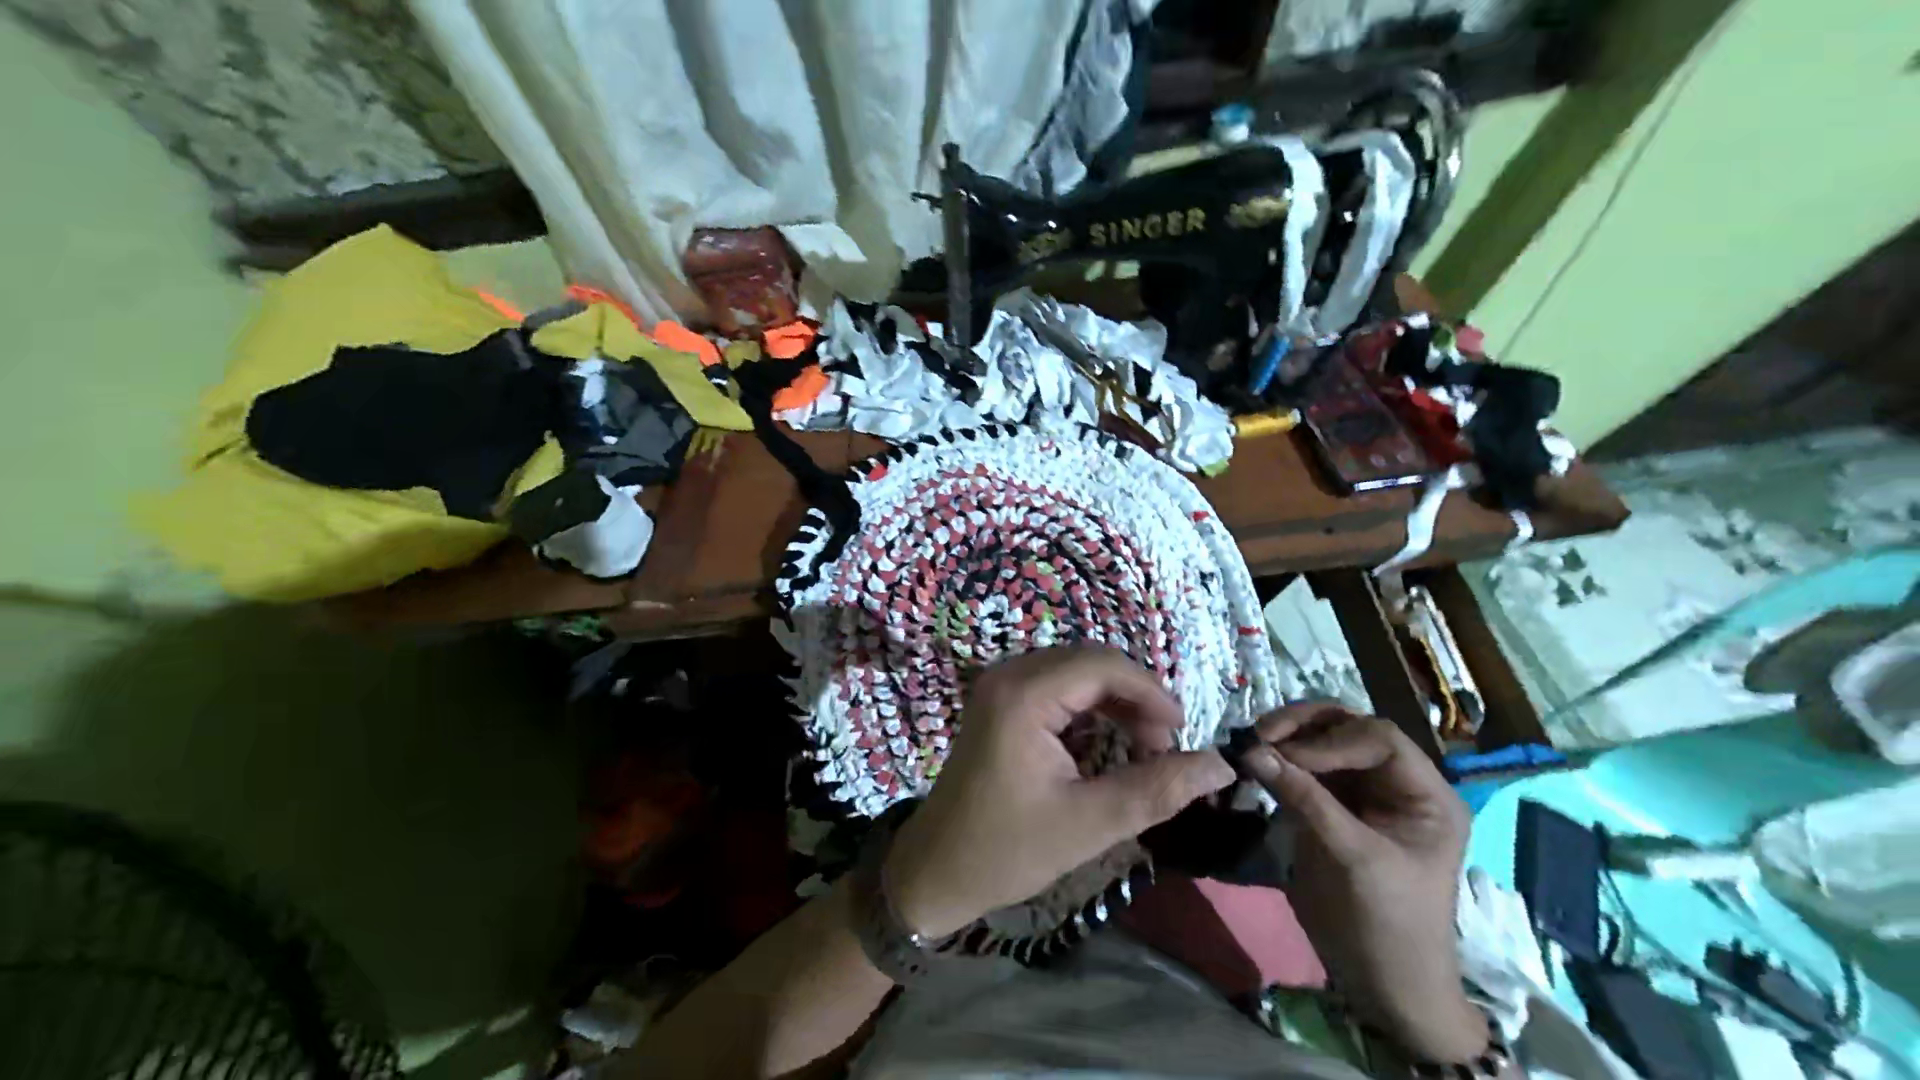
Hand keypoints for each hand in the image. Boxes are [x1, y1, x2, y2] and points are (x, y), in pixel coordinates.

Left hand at [883, 647, 1236, 938]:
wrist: (936, 869)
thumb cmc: (1007, 849)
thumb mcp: (1090, 823)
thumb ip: (1157, 789)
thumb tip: (1221, 765)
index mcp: (1023, 695)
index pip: (1102, 665)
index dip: (1150, 691)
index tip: (1182, 733)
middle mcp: (1008, 676)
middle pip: (1090, 662)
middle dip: (1134, 697)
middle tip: (1163, 747)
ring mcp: (1000, 687)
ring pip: (1075, 673)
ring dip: (1115, 702)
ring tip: (1144, 748)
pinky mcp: (1000, 703)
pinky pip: (1057, 688)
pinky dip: (1090, 709)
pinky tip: (1108, 743)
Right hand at [1240, 704, 1485, 1062]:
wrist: (1381, 982)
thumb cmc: (1388, 923)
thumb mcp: (1353, 858)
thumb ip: (1306, 799)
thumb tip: (1252, 751)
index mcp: (1426, 794)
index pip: (1379, 738)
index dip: (1331, 739)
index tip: (1287, 756)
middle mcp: (1395, 783)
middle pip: (1348, 729)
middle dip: (1304, 726)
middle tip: (1260, 734)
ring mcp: (1360, 793)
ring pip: (1321, 742)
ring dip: (1287, 738)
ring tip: (1253, 744)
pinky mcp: (1330, 806)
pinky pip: (1303, 769)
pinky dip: (1278, 761)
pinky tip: (1255, 763)